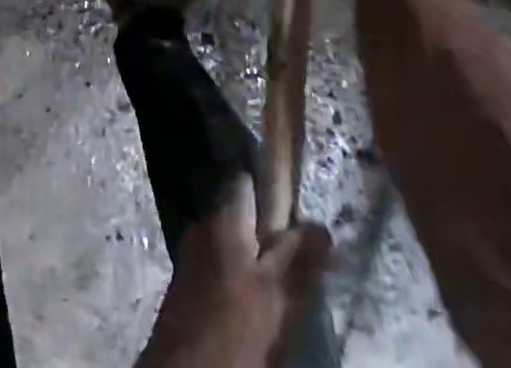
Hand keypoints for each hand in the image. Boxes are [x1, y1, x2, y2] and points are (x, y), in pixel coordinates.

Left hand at [138, 177, 330, 367]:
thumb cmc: (234, 330)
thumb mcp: (279, 295)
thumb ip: (302, 257)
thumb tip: (321, 226)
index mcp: (223, 218)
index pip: (245, 179)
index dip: (272, 187)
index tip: (298, 207)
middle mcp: (203, 227)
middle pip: (241, 213)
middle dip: (271, 229)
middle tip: (304, 255)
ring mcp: (192, 255)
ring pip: (234, 241)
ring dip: (259, 257)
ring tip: (288, 284)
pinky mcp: (188, 283)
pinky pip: (222, 264)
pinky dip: (242, 276)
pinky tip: (261, 304)